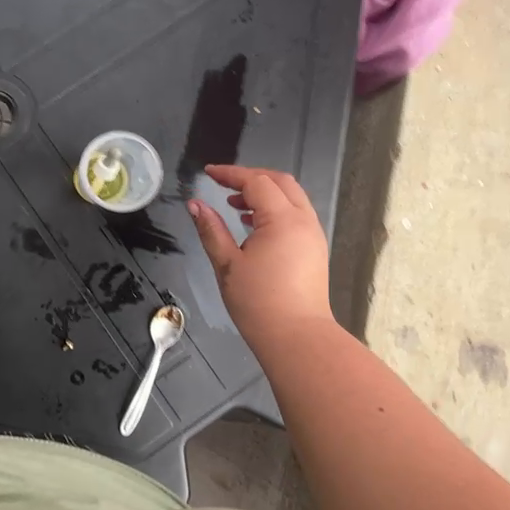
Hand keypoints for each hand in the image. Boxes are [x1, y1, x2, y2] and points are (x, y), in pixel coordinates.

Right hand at [187, 165, 334, 342]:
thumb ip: (211, 229)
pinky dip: (275, 209)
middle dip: (251, 177)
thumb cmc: (258, 301)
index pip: (256, 182)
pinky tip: (252, 224)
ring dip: (264, 193)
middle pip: (280, 182)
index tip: (208, 173)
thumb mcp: (226, 263)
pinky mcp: (314, 249)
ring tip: (234, 204)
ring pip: (291, 197)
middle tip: (222, 184)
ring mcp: (313, 235)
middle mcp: (304, 221)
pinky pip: (296, 214)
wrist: (296, 337)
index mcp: (282, 220)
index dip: (231, 174)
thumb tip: (195, 205)